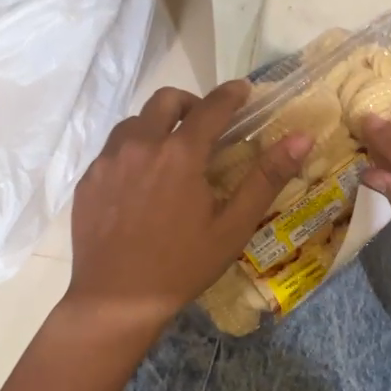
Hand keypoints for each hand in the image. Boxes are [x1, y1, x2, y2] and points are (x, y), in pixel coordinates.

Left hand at [64, 81, 310, 338]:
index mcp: (180, 154)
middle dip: (190, 104)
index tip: (242, 91)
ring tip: (170, 155)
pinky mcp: (88, 179)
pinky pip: (112, 150)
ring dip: (157, 126)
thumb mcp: (233, 226)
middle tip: (204, 125)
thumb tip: (302, 139)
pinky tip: (141, 184)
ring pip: (134, 122)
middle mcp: (140, 145)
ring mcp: (108, 161)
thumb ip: (267, 178)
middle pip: (165, 101)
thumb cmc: (182, 265)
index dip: (231, 95)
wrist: (117, 299)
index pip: (212, 108)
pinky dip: (132, 152)